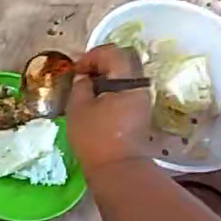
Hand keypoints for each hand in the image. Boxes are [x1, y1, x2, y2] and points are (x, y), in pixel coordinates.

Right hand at [65, 44, 153, 174]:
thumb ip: (80, 87)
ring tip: (88, 89)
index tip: (76, 70)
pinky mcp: (141, 111)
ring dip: (107, 76)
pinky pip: (127, 89)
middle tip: (83, 74)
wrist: (117, 167)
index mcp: (127, 81)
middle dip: (101, 62)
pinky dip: (112, 89)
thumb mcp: (78, 109)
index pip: (112, 53)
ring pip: (127, 75)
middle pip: (124, 60)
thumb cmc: (94, 137)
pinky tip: (98, 102)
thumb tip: (83, 77)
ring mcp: (143, 98)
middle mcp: (141, 85)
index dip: (91, 56)